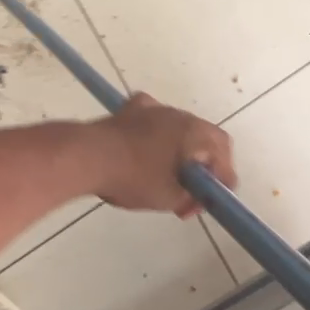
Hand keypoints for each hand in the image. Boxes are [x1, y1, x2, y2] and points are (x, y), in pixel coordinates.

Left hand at [91, 94, 236, 217]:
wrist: (86, 156)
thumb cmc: (133, 177)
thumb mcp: (169, 197)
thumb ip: (190, 197)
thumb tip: (191, 196)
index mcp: (194, 132)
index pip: (223, 154)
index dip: (222, 180)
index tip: (209, 201)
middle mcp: (176, 113)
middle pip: (203, 138)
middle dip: (201, 167)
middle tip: (189, 193)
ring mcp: (150, 108)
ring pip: (177, 128)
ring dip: (179, 151)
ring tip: (167, 179)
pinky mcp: (127, 110)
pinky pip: (151, 120)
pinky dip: (155, 136)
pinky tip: (146, 153)